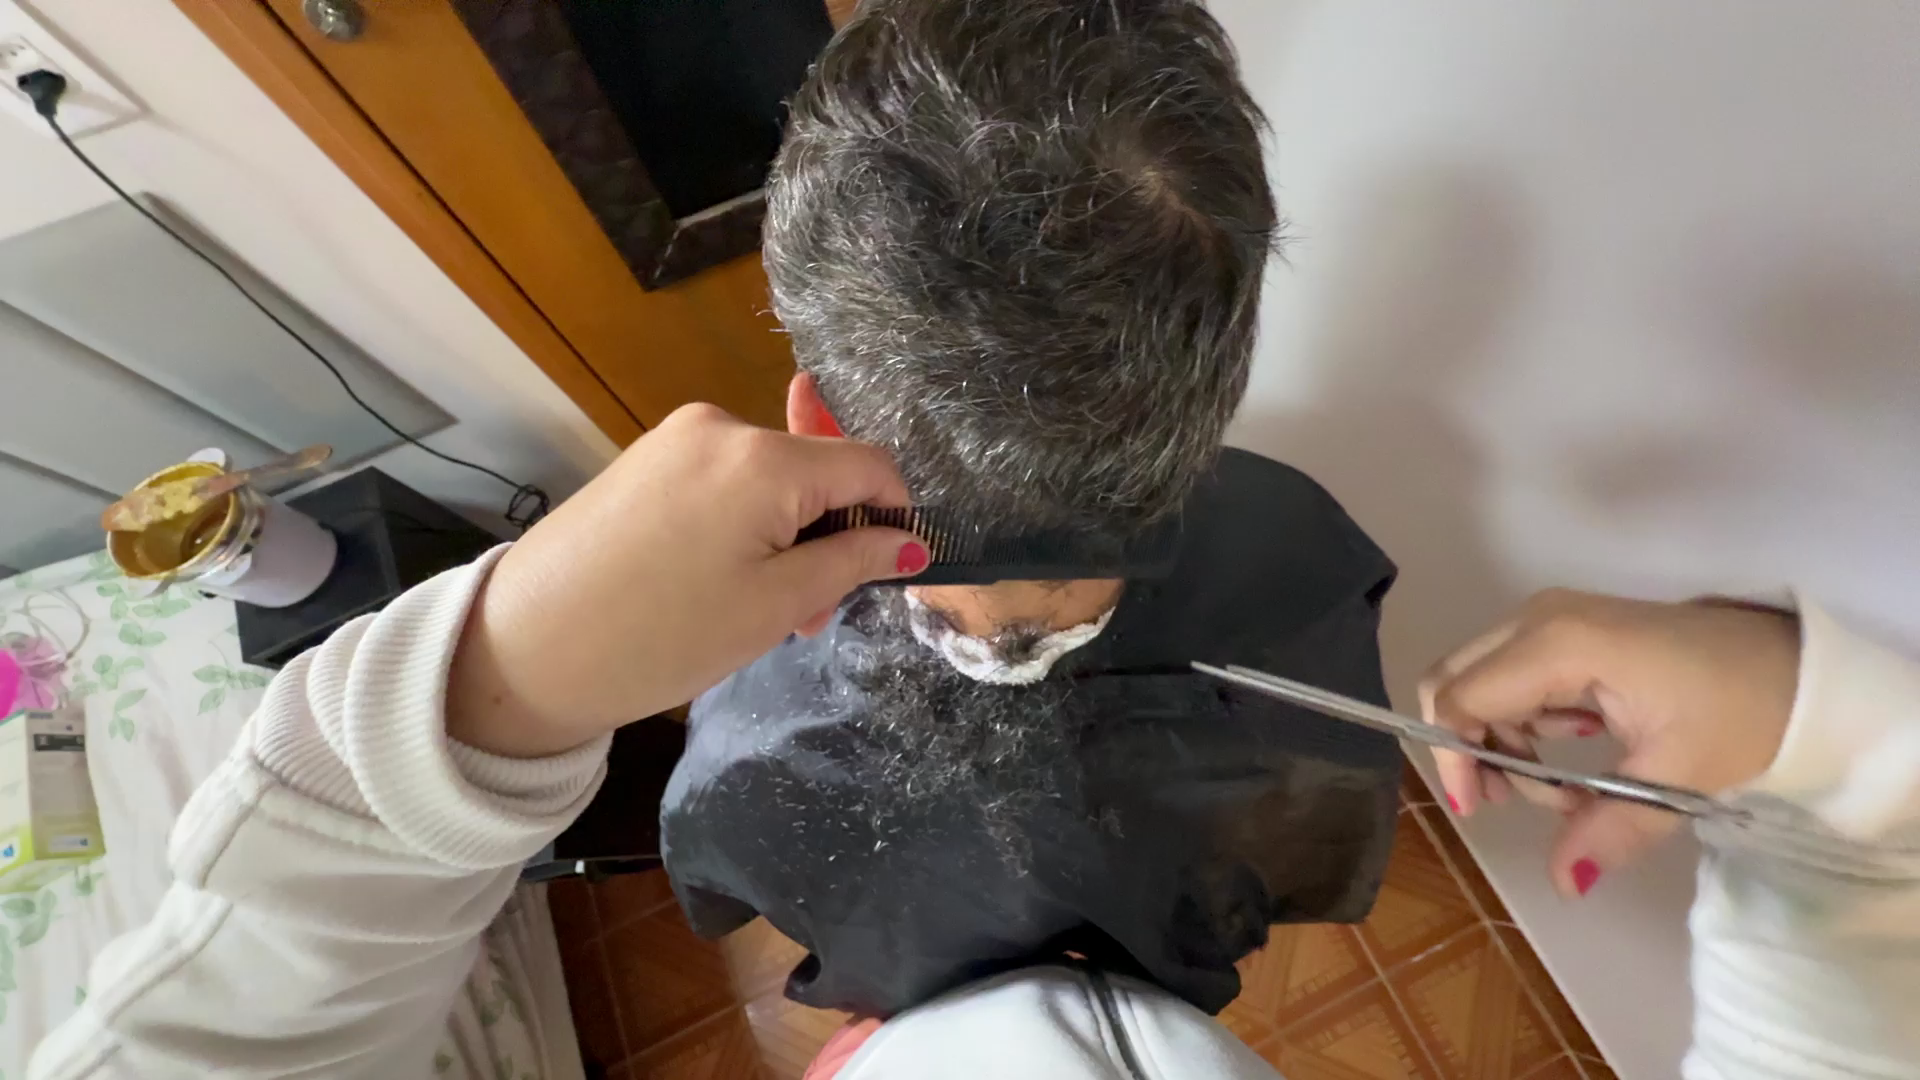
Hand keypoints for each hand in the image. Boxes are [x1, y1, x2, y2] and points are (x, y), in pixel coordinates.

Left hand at [445, 404, 927, 756]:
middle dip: (832, 535)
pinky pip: (726, 480)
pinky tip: (719, 575)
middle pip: (816, 471)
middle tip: (814, 611)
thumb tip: (913, 542)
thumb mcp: (777, 604)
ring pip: (772, 479)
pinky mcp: (647, 457)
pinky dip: (746, 523)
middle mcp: (721, 426)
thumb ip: (855, 560)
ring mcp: (677, 437)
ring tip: (764, 604)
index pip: (867, 463)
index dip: (896, 511)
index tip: (895, 564)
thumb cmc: (665, 636)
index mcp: (763, 458)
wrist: (520, 651)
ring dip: (789, 534)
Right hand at [1419, 589, 1800, 896]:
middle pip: (1450, 683)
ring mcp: (1539, 618)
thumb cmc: (1748, 709)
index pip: (1461, 699)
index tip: (1475, 808)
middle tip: (1508, 797)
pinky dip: (1517, 721)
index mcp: (1556, 644)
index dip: (1454, 755)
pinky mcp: (1551, 626)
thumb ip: (1612, 826)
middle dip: (1466, 747)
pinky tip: (1569, 743)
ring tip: (1561, 785)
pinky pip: (1501, 676)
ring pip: (1472, 683)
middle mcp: (1530, 619)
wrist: (1799, 661)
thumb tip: (1562, 884)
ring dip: (1497, 739)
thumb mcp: (1684, 773)